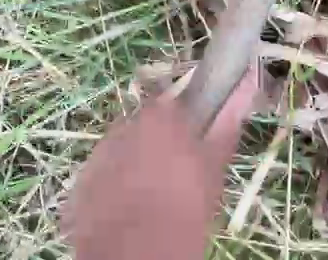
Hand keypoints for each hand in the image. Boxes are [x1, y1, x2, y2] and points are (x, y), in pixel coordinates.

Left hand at [63, 73, 256, 259]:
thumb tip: (247, 85)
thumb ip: (227, 124)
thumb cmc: (184, 209)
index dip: (181, 121)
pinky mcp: (80, 186)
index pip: (170, 102)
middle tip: (174, 170)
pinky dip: (112, 185)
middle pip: (143, 124)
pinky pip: (101, 176)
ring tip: (150, 193)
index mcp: (159, 116)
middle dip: (156, 140)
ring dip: (133, 161)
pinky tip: (127, 207)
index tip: (190, 140)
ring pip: (121, 149)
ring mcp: (98, 156)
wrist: (137, 259)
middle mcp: (124, 126)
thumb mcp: (213, 168)